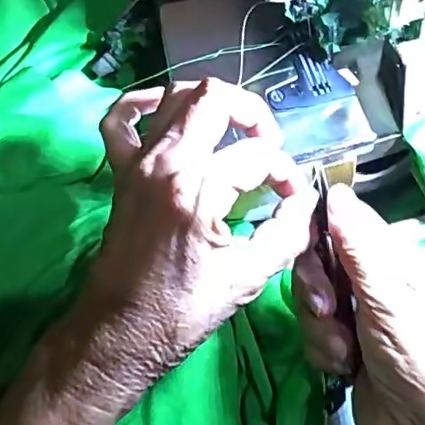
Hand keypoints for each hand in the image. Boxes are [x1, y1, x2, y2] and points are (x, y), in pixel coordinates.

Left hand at [78, 79, 320, 400]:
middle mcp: (165, 162)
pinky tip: (165, 108)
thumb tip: (304, 203)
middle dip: (251, 112)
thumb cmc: (181, 310)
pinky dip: (141, 102)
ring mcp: (137, 160)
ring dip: (211, 102)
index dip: (284, 170)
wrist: (120, 329)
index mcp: (197, 190)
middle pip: (213, 98)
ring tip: (233, 127)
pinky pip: (120, 117)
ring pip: (174, 96)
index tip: (292, 194)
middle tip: (267, 142)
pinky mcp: (120, 169)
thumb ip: (284, 234)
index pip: (255, 154)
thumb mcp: (246, 279)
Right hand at [294, 185, 424, 424]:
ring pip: (307, 298)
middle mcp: (364, 279)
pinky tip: (343, 369)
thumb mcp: (387, 298)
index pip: (337, 220)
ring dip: (320, 328)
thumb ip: (357, 245)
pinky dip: (321, 351)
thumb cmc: (418, 357)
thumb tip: (335, 190)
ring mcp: (350, 313)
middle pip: (314, 259)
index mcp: (383, 258)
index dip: (313, 227)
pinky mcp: (338, 346)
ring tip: (346, 352)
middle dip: (314, 287)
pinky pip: (308, 333)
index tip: (300, 243)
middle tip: (330, 310)